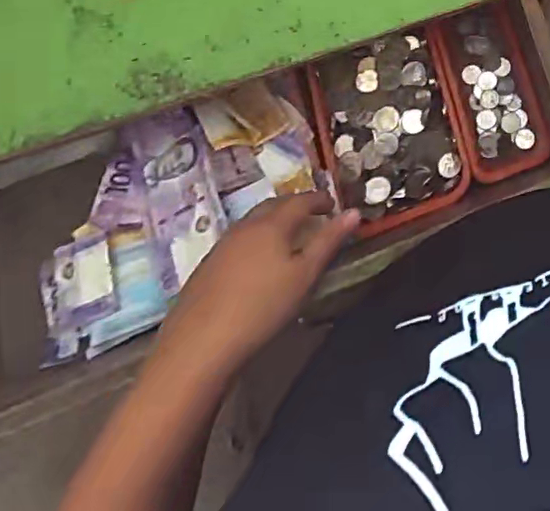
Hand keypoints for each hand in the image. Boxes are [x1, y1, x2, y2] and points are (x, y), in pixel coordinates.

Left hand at [153, 192, 358, 378]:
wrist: (196, 350)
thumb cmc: (261, 308)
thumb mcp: (305, 275)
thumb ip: (329, 241)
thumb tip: (354, 212)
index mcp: (271, 225)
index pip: (300, 200)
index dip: (320, 199)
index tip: (334, 204)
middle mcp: (243, 229)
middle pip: (272, 206)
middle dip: (295, 206)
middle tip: (313, 215)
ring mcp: (219, 248)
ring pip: (252, 223)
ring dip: (273, 222)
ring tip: (289, 237)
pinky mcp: (204, 270)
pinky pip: (237, 242)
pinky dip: (256, 240)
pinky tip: (258, 263)